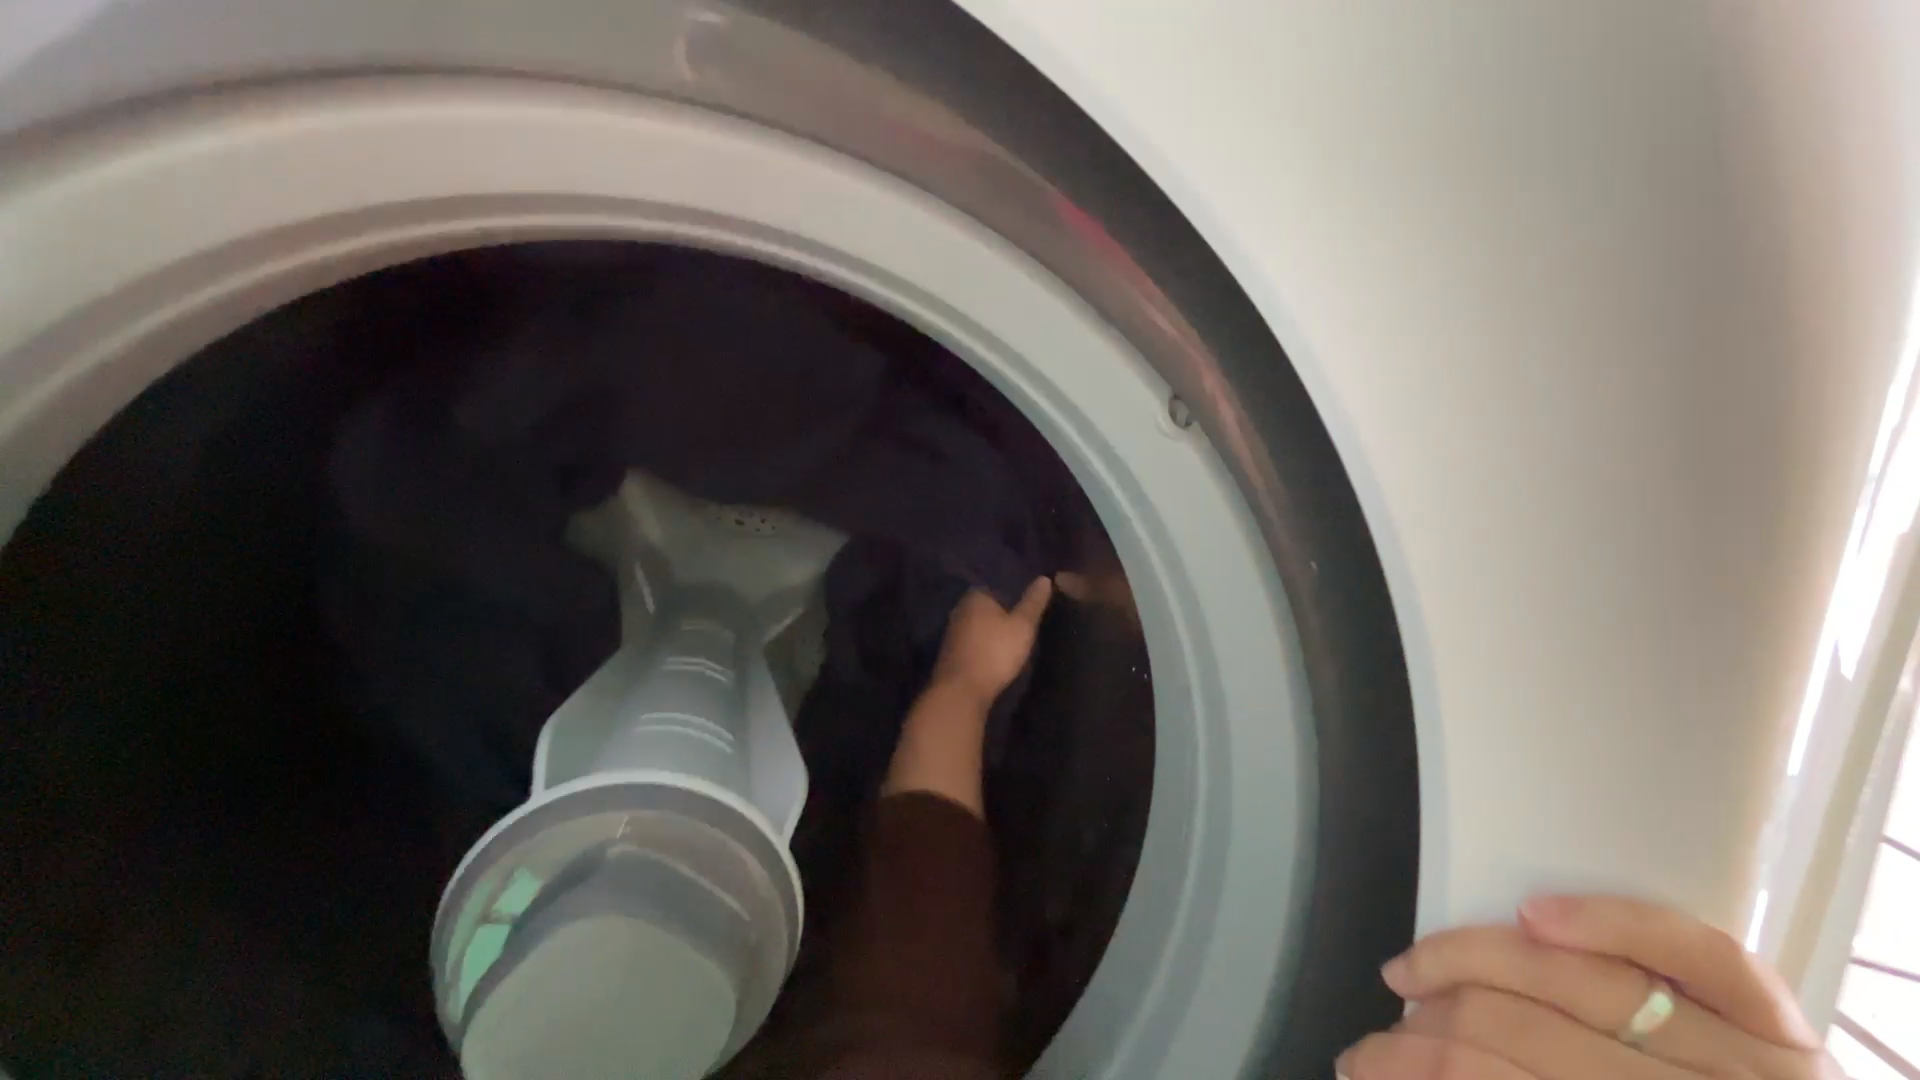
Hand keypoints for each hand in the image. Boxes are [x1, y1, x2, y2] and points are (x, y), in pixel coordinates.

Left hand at [930, 578, 1052, 707]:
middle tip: (1022, 622)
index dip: (1012, 595)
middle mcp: (959, 609)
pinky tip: (993, 654)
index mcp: (975, 597)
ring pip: (977, 625)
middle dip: (1000, 613)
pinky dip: (982, 645)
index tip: (1026, 605)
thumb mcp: (1023, 626)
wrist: (962, 689)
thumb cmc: (995, 651)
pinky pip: (971, 642)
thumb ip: (1033, 602)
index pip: (995, 587)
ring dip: (990, 631)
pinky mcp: (950, 653)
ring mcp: (952, 632)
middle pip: (985, 607)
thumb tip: (1044, 578)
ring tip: (1010, 640)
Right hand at [1338, 894, 1838, 1079]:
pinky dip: (1611, 922)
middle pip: (1520, 1027)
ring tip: (1416, 970)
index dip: (1411, 1068)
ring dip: (1468, 959)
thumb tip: (1409, 1065)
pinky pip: (1696, 953)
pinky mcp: (1777, 1020)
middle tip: (1385, 1028)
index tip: (1362, 1064)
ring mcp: (1745, 1060)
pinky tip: (1533, 913)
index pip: (1491, 1079)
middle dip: (1427, 1022)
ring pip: (1580, 978)